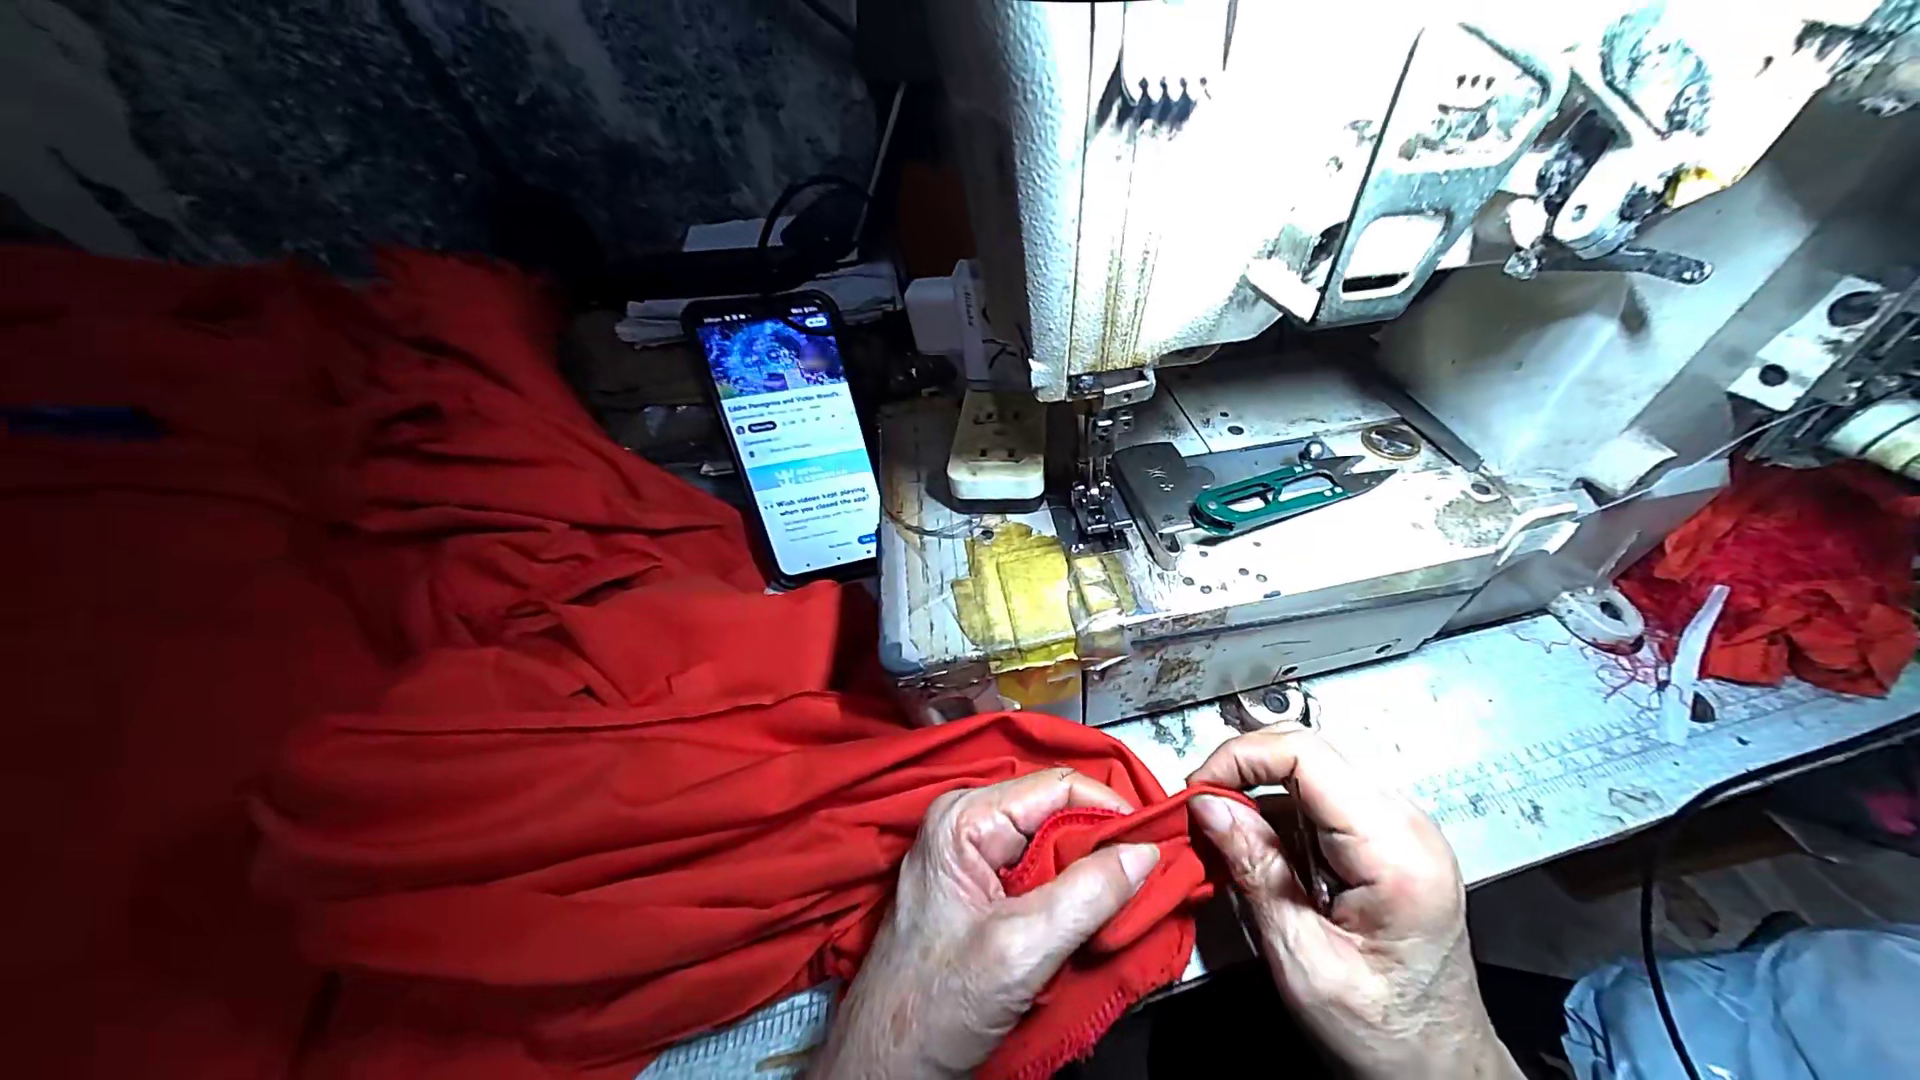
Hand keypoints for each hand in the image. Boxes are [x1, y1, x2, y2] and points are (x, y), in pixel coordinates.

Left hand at [813, 768, 1160, 1078]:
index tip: (1150, 842)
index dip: (1110, 810)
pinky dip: (1068, 892)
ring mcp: (972, 853)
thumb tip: (1142, 853)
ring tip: (1114, 906)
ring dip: (1087, 873)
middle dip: (1101, 846)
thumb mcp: (1020, 948)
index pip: (1057, 787)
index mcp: (965, 818)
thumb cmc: (930, 1005)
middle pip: (1057, 812)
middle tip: (1139, 882)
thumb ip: (1087, 895)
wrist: (886, 1060)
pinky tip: (1082, 918)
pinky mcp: (981, 883)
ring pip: (1053, 843)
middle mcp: (967, 823)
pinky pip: (1039, 870)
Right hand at [1187, 729, 1519, 1079]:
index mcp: (1396, 852)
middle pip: (1305, 750)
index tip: (1199, 791)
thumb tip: (1207, 804)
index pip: (1305, 755)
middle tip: (1203, 809)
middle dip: (1242, 769)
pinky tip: (1259, 848)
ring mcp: (1397, 823)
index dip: (1240, 757)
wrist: (1442, 1068)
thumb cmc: (1385, 1036)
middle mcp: (1405, 823)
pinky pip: (1315, 792)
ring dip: (1255, 788)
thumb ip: (1256, 874)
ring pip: (1306, 766)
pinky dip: (1273, 807)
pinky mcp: (1382, 832)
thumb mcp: (1304, 962)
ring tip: (1226, 835)